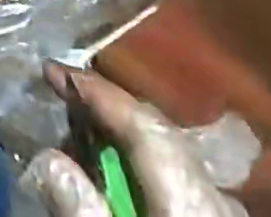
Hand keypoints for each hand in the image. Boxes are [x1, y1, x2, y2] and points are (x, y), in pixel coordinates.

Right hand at [26, 61, 248, 216]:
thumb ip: (84, 210)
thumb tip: (46, 156)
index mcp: (188, 190)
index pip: (138, 120)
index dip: (94, 88)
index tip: (51, 68)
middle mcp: (214, 189)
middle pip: (155, 128)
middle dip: (107, 105)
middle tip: (63, 93)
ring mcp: (224, 208)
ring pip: (170, 151)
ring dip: (125, 133)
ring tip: (86, 129)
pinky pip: (180, 175)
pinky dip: (144, 161)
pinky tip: (126, 171)